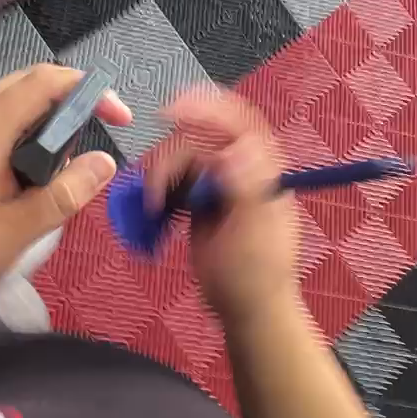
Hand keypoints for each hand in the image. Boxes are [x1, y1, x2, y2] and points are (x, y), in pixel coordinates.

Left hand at [0, 64, 131, 300]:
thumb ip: (65, 193)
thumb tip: (105, 162)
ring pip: (14, 94)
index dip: (85, 87)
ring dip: (49, 109)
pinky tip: (39, 155)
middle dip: (72, 95)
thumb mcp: (19, 230)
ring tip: (70, 149)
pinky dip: (28, 120)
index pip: (41, 83)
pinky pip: (0, 110)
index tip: (115, 113)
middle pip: (29, 80)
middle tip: (101, 126)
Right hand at [147, 87, 299, 324]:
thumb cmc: (257, 278)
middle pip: (198, 138)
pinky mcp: (200, 197)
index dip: (207, 107)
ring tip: (154, 208)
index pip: (238, 122)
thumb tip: (237, 150)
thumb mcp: (254, 235)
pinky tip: (155, 210)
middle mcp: (240, 169)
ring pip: (181, 156)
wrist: (244, 310)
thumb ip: (248, 190)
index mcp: (262, 171)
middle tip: (155, 192)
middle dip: (170, 159)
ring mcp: (219, 182)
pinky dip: (158, 188)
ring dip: (160, 176)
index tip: (172, 111)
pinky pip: (173, 177)